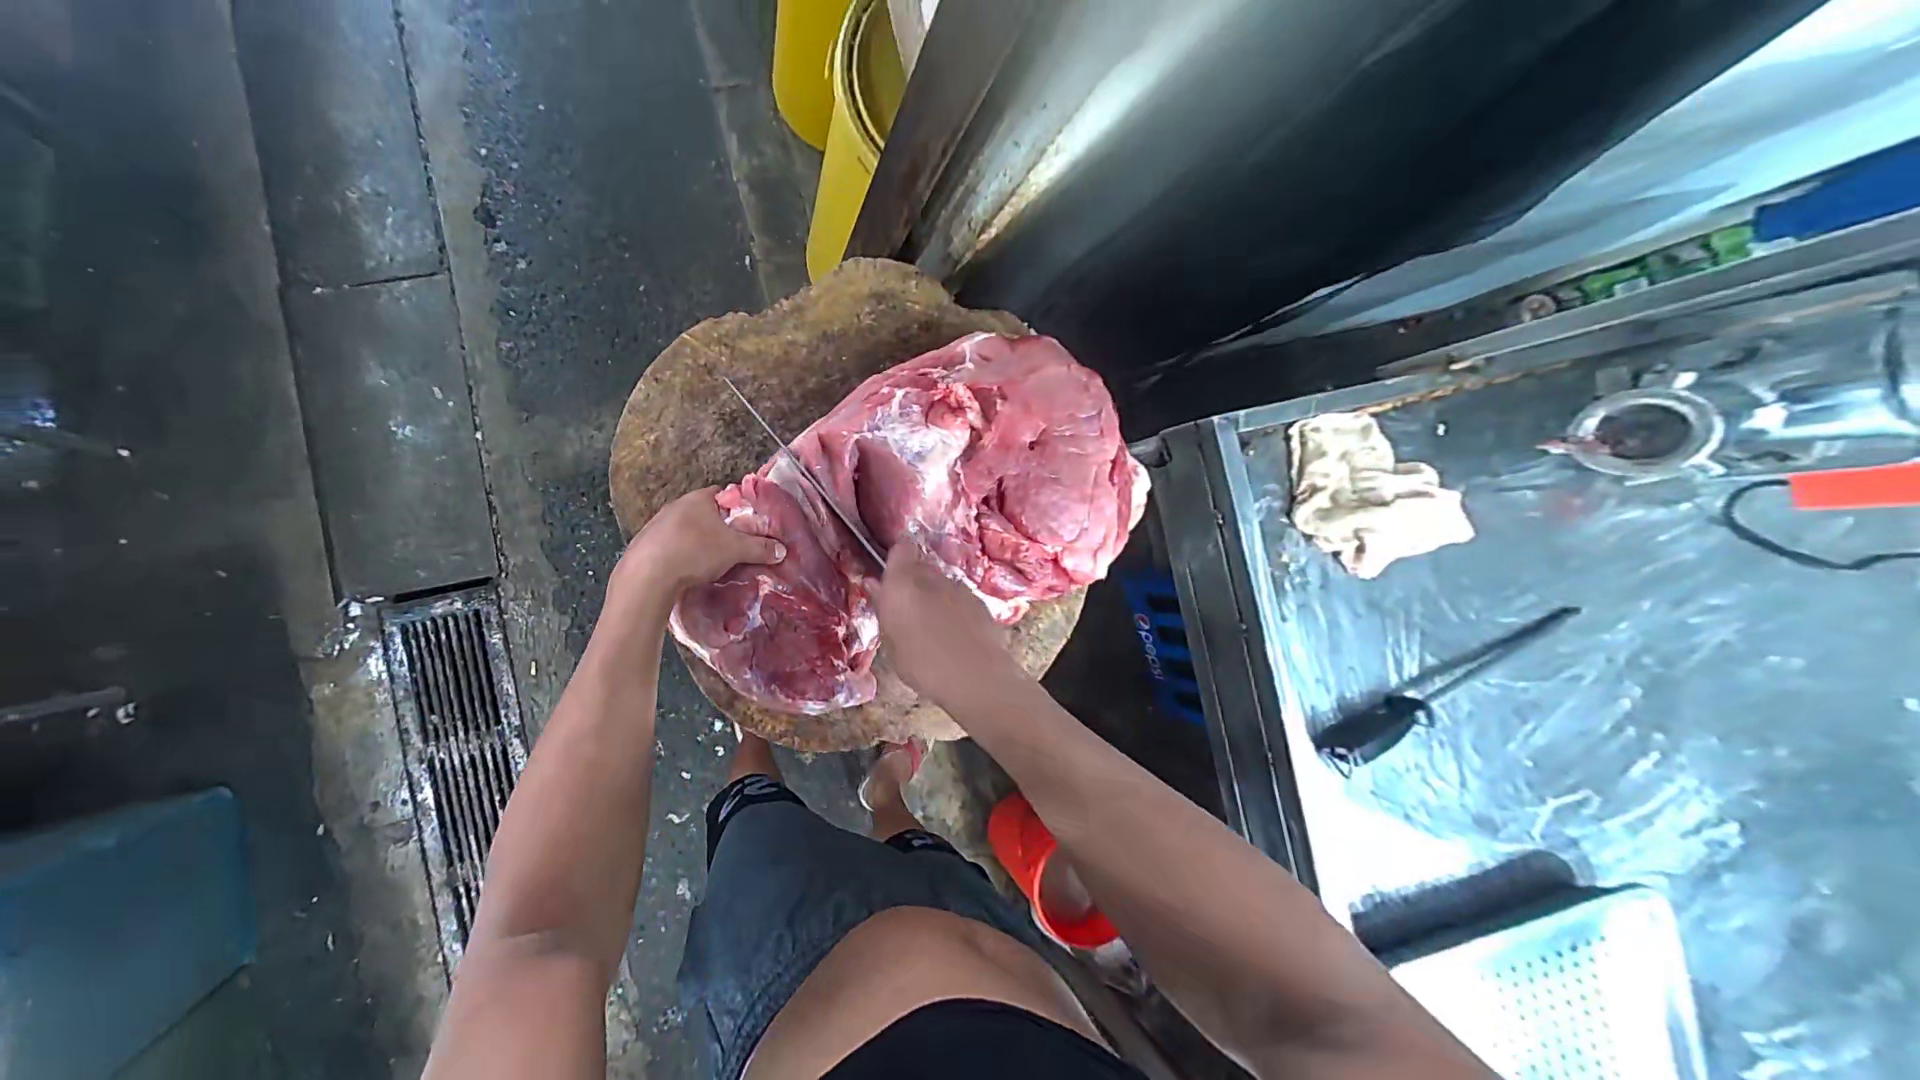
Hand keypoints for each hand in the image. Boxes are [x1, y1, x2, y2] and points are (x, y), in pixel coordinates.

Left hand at [612, 487, 784, 602]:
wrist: (648, 576)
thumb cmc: (696, 551)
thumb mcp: (736, 549)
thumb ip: (760, 547)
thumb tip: (782, 550)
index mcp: (698, 499)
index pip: (723, 494)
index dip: (738, 507)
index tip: (748, 524)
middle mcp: (676, 506)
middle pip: (705, 513)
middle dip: (719, 528)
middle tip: (734, 545)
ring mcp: (657, 525)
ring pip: (686, 530)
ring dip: (698, 542)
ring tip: (712, 561)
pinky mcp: (645, 545)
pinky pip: (671, 546)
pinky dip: (681, 555)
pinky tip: (688, 570)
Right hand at [875, 544, 1023, 706]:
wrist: (975, 677)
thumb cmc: (922, 665)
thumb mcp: (891, 642)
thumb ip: (883, 608)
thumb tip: (875, 585)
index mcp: (903, 584)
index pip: (900, 549)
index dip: (896, 558)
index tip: (890, 577)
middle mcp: (933, 578)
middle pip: (921, 567)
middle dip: (914, 582)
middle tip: (907, 611)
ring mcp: (960, 588)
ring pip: (942, 583)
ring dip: (935, 596)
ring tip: (932, 628)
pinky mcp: (980, 602)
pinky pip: (960, 598)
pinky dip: (955, 609)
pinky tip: (955, 635)